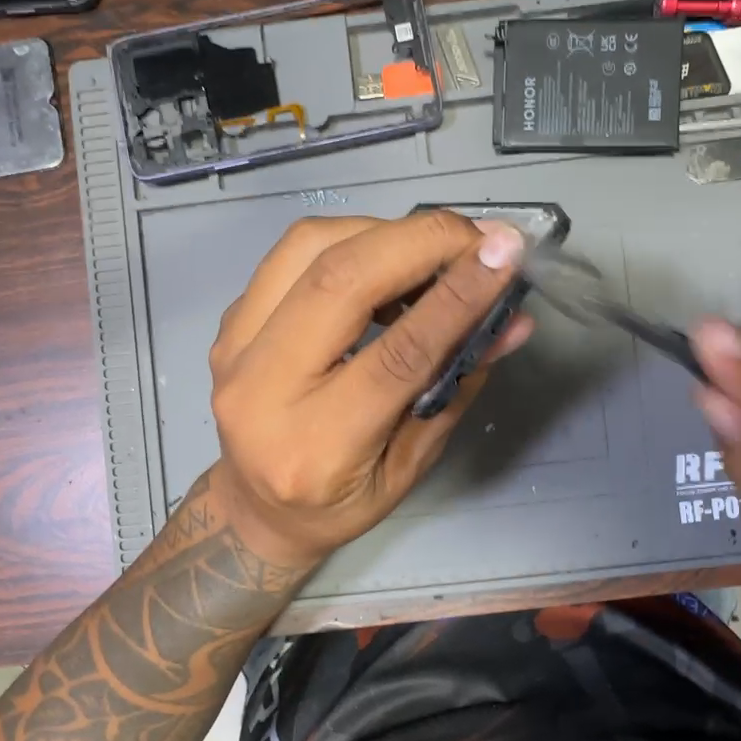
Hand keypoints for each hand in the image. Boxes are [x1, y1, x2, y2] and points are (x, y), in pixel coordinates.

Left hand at [204, 212, 531, 567]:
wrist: (256, 509)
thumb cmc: (339, 505)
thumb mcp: (410, 466)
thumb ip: (455, 388)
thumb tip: (512, 320)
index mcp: (315, 446)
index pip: (396, 355)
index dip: (455, 298)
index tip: (506, 256)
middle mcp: (261, 389)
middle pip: (341, 279)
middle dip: (421, 241)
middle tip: (480, 236)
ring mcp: (234, 347)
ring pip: (309, 247)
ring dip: (385, 231)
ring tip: (436, 250)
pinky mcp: (228, 320)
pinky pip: (292, 253)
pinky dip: (351, 241)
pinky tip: (388, 262)